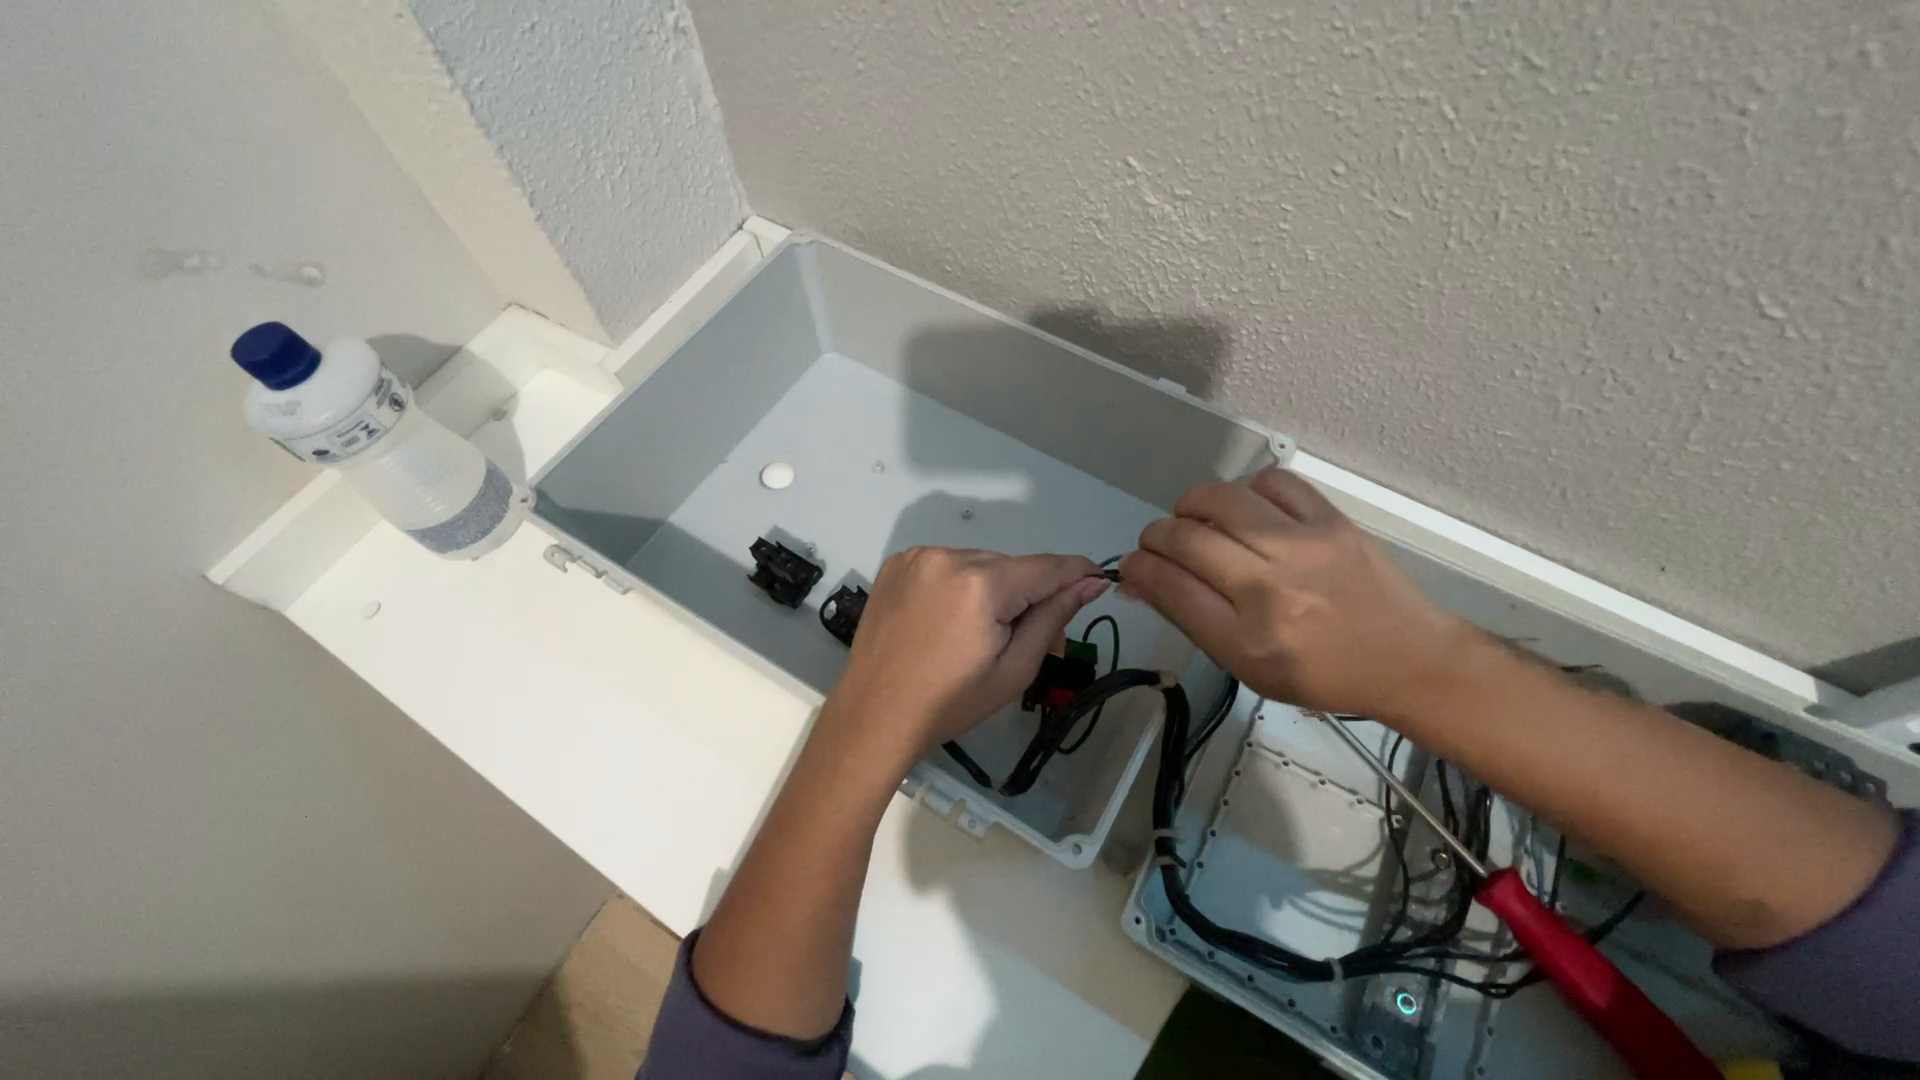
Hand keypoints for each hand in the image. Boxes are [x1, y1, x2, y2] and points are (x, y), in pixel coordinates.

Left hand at [824, 548, 1106, 769]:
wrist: (874, 715)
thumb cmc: (950, 702)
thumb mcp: (1015, 667)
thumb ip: (1054, 617)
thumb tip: (1090, 582)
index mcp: (980, 584)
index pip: (1045, 567)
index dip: (1075, 572)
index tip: (1098, 580)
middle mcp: (948, 556)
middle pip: (1011, 567)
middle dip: (1029, 596)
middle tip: (1035, 641)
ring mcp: (917, 557)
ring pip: (979, 564)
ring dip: (992, 589)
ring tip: (983, 635)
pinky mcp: (896, 565)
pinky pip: (947, 565)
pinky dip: (959, 585)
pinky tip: (950, 621)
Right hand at [1118, 468, 1475, 717]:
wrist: (1406, 659)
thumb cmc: (1319, 674)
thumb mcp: (1246, 666)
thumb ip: (1190, 618)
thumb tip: (1140, 580)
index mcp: (1247, 638)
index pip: (1168, 585)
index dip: (1137, 568)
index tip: (1131, 565)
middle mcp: (1271, 589)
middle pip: (1185, 538)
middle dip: (1154, 537)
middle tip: (1158, 544)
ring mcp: (1304, 548)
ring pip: (1220, 499)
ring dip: (1190, 505)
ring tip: (1194, 520)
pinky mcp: (1331, 521)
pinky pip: (1271, 483)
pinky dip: (1246, 491)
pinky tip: (1247, 511)